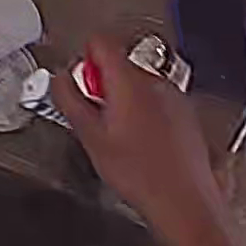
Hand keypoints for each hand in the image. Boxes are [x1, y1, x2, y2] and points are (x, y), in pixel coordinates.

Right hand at [53, 34, 224, 233]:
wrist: (184, 204)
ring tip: (120, 136)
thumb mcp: (90, 137)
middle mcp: (154, 82)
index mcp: (128, 81)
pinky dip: (144, 113)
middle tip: (97, 117)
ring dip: (124, 100)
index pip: (101, 41)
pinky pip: (156, 100)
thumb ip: (69, 99)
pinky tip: (141, 144)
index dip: (85, 57)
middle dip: (102, 84)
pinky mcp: (185, 113)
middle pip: (119, 63)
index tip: (81, 79)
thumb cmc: (141, 175)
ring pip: (137, 83)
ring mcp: (173, 96)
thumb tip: (60, 79)